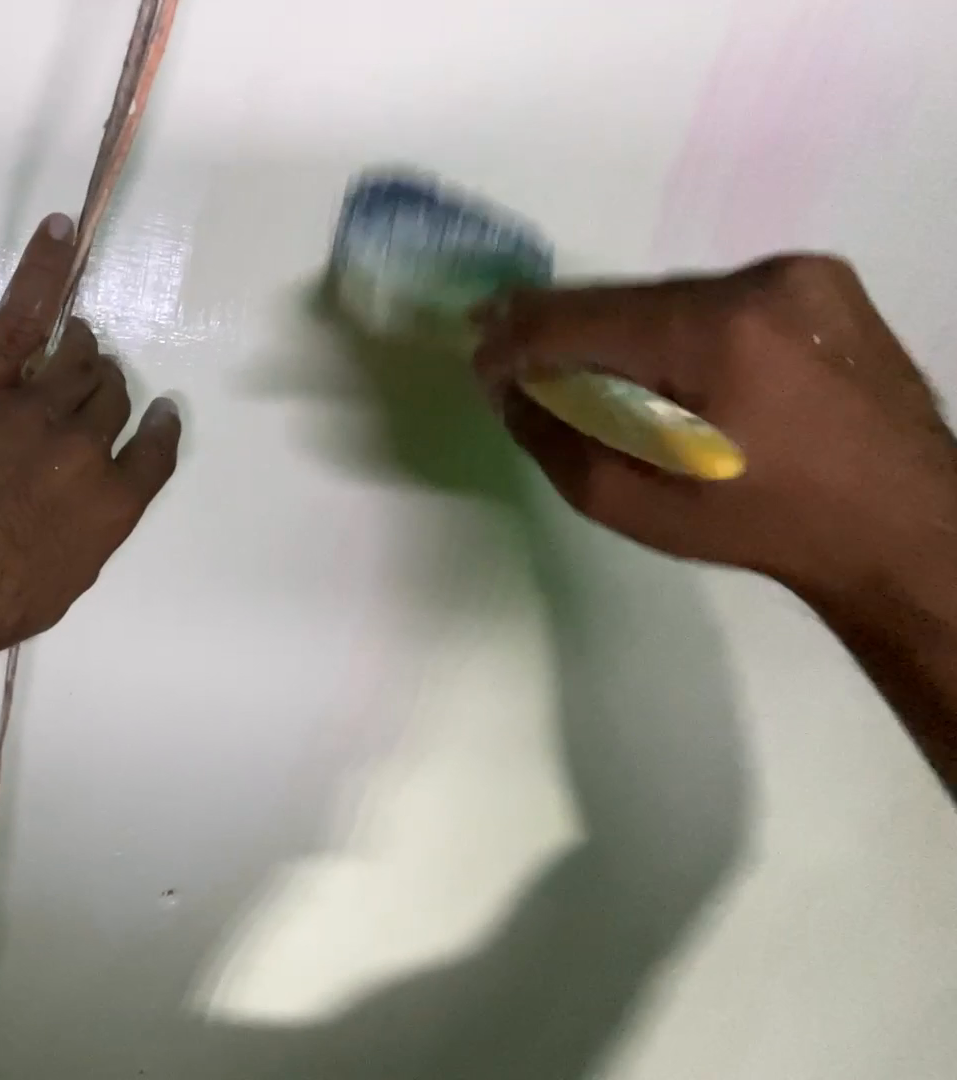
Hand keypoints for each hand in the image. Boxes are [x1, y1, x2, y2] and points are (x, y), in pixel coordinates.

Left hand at [0, 213, 182, 658]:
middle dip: (107, 388)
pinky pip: (24, 314)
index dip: (157, 427)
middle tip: (90, 385)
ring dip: (83, 348)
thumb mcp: (54, 588)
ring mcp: (35, 409)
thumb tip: (87, 509)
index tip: (158, 413)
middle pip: (113, 395)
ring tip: (77, 339)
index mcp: (112, 505)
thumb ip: (84, 537)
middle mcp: (87, 447)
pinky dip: (44, 269)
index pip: (154, 450)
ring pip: (79, 357)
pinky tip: (58, 231)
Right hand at [473, 254, 956, 598]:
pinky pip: (699, 300)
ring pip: (654, 297)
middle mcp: (759, 284)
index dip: (510, 339)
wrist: (901, 522)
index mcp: (713, 336)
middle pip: (613, 300)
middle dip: (550, 330)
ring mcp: (798, 277)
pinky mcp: (817, 285)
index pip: (574, 319)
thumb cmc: (751, 522)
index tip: (474, 358)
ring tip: (564, 364)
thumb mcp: (620, 499)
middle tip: (499, 350)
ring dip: (602, 331)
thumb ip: (547, 434)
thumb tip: (504, 386)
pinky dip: (654, 330)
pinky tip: (639, 364)